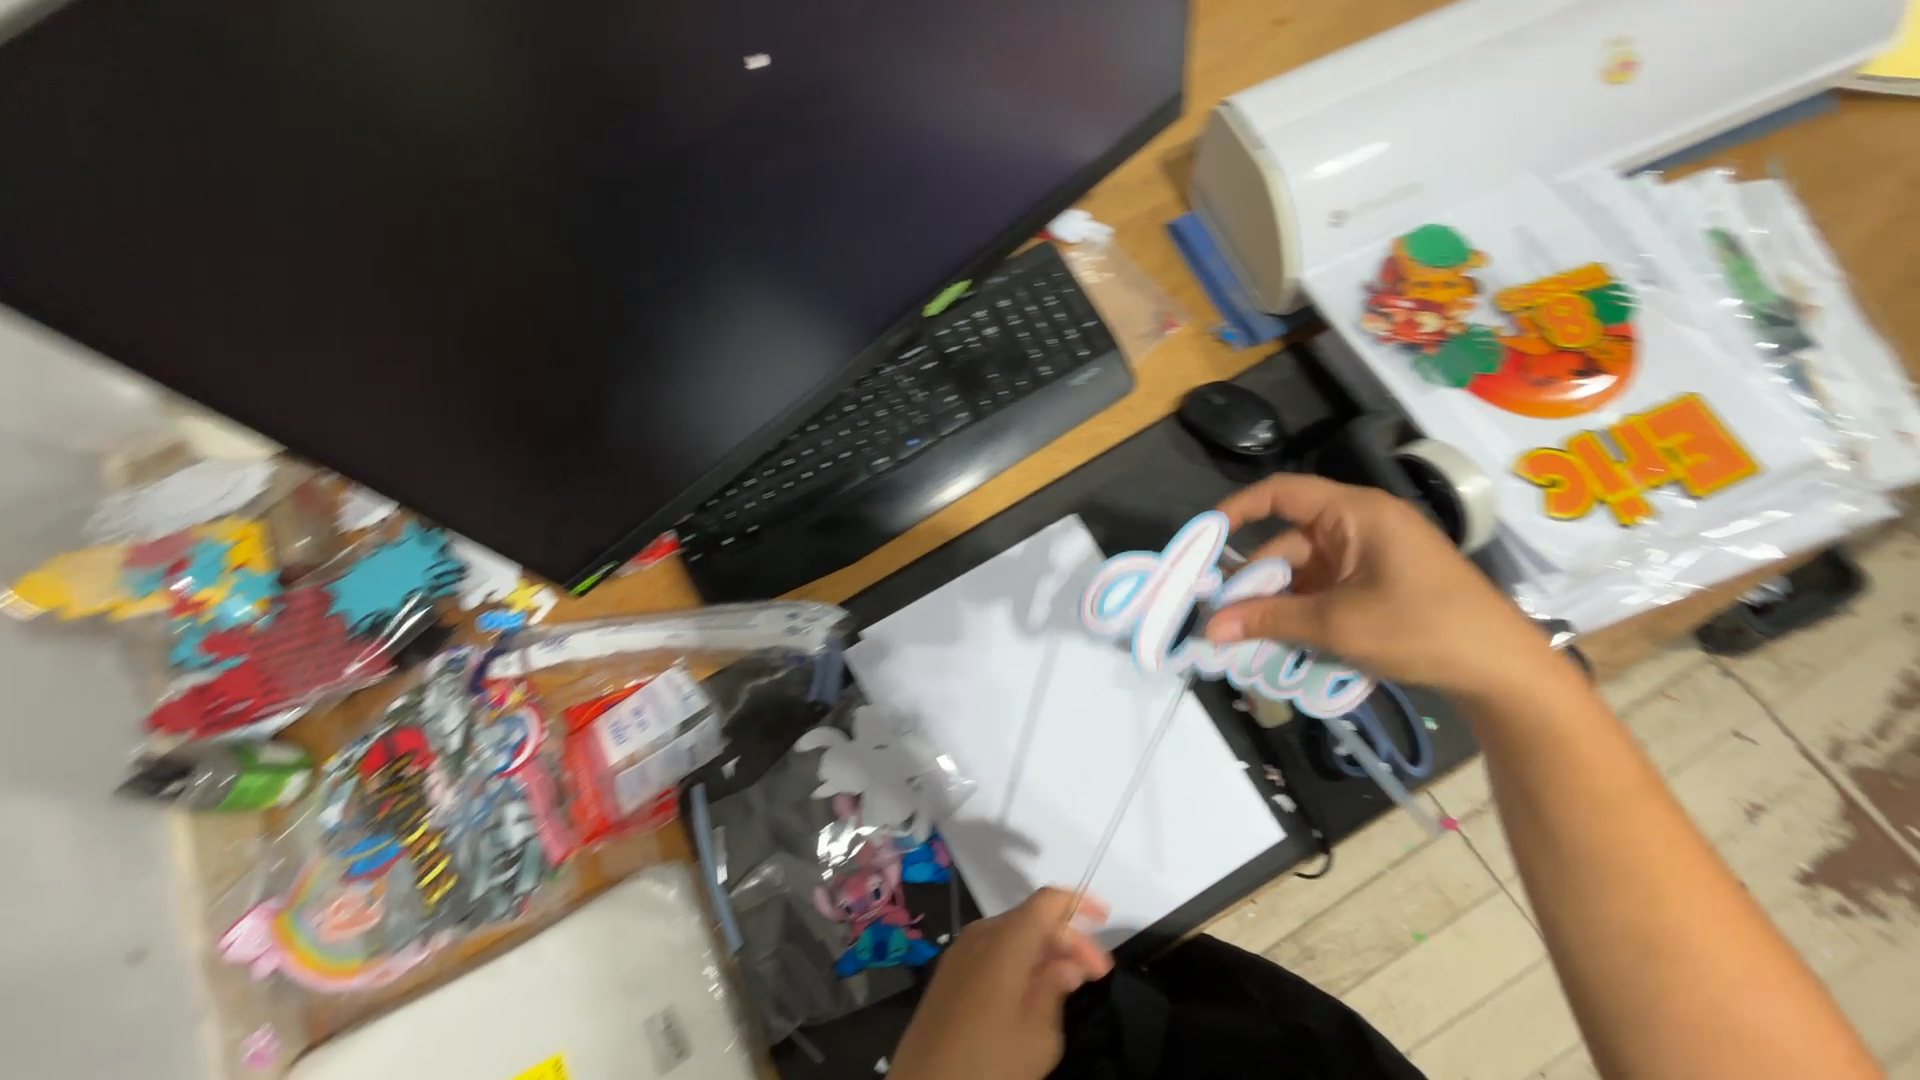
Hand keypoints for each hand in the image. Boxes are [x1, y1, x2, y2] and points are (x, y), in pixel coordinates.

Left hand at [890, 888, 1113, 1079]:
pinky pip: (992, 951)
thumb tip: (1068, 963)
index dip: (1079, 903)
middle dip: (1067, 938)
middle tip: (1096, 972)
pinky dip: (1019, 960)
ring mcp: (960, 952)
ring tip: (1068, 982)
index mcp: (1005, 939)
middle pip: (1032, 917)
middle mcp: (980, 934)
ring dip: (1044, 951)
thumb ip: (1057, 987)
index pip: (1048, 901)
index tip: (1106, 920)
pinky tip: (1032, 990)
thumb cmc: (989, 1062)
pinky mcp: (949, 973)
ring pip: (1012, 934)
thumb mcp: (1038, 1034)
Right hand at [1205, 474, 1560, 699]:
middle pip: (1288, 541)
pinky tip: (1280, 640)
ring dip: (1275, 601)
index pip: (1282, 493)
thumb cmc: (1421, 629)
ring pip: (1304, 571)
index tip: (1202, 538)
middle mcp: (1360, 526)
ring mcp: (1371, 557)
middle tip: (1218, 611)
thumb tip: (1210, 628)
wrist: (1501, 670)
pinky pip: (1325, 590)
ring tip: (1243, 636)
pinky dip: (1301, 611)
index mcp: (1356, 514)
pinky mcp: (1379, 585)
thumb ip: (1268, 620)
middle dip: (1252, 577)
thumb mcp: (1337, 625)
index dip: (1237, 510)